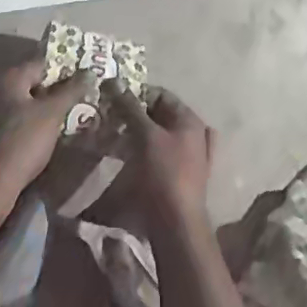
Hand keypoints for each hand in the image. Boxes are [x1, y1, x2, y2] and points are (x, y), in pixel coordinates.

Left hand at [0, 61, 91, 195]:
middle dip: (49, 92)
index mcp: (8, 77)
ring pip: (15, 104)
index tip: (80, 84)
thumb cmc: (23, 144)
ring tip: (54, 124)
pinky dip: (18, 125)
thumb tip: (89, 71)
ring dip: (33, 110)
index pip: (42, 63)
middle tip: (70, 105)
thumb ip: (71, 90)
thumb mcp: (53, 115)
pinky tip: (30, 139)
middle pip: (27, 83)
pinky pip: (3, 122)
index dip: (64, 71)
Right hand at [113, 84, 214, 223]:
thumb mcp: (145, 136)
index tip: (113, 101)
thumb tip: (113, 80)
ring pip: (161, 136)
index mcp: (189, 119)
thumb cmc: (164, 174)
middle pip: (161, 115)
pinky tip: (132, 157)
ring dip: (139, 134)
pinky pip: (163, 155)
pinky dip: (148, 152)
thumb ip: (130, 107)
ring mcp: (191, 157)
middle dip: (136, 115)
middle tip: (112, 120)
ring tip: (116, 138)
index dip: (136, 94)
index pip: (161, 94)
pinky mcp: (183, 177)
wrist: (177, 225)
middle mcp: (194, 134)